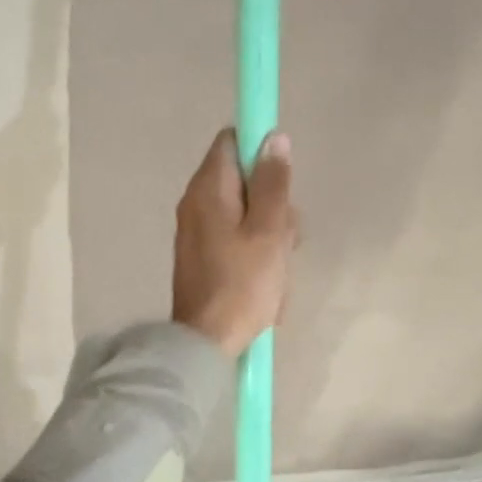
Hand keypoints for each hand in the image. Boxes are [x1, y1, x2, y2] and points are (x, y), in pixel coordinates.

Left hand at [172, 128, 296, 357]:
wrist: (206, 343)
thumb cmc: (242, 286)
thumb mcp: (268, 232)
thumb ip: (273, 183)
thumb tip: (274, 138)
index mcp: (208, 189)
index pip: (233, 141)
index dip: (262, 152)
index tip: (282, 183)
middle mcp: (196, 204)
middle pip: (245, 182)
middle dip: (274, 207)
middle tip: (285, 239)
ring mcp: (198, 234)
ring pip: (247, 217)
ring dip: (271, 239)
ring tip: (278, 271)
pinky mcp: (204, 260)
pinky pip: (238, 244)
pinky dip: (257, 259)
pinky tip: (268, 285)